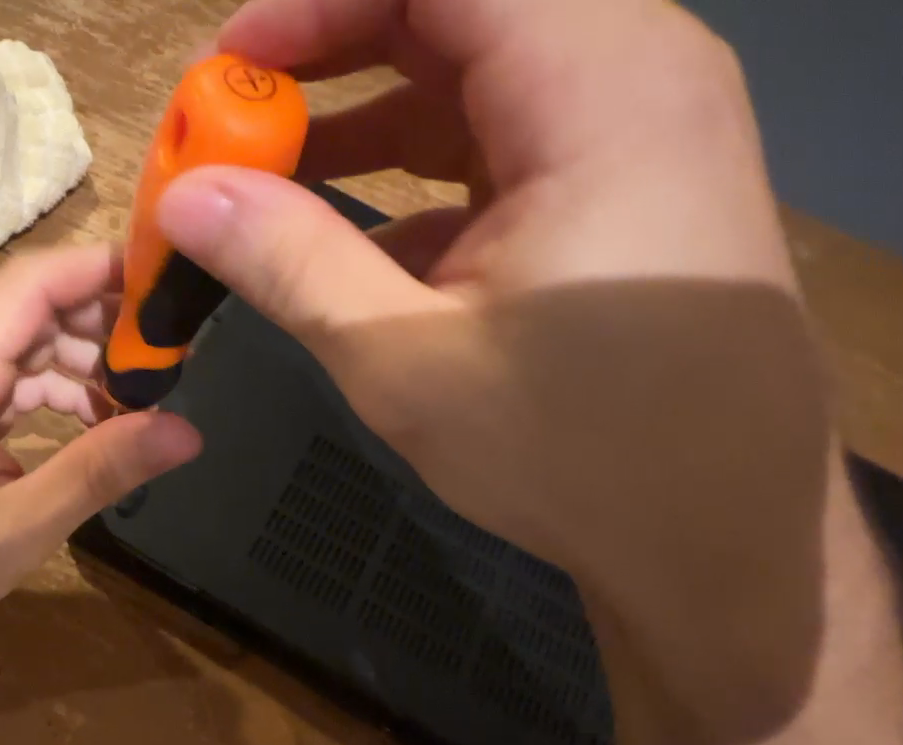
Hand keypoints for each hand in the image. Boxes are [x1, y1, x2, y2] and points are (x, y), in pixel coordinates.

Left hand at [0, 244, 201, 649]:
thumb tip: (187, 432)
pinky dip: (66, 386)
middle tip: (174, 356)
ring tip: (148, 394)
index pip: (32, 284)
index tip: (172, 286)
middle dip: (108, 321)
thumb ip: (99, 472)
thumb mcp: (20, 527)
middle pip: (37, 303)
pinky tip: (105, 418)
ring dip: (92, 357)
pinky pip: (21, 371)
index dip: (102, 270)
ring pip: (33, 335)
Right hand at [166, 0, 839, 714]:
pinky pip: (501, 148)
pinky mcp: (619, 197)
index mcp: (596, 85)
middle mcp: (630, 78)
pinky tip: (353, 240)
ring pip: (476, 82)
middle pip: (459, 13)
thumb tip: (182, 200)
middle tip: (235, 121)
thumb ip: (287, 261)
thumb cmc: (572, 446)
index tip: (227, 68)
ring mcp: (632, 138)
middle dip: (332, 55)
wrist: (720, 534)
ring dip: (366, 121)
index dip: (319, 4)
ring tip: (270, 176)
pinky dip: (416, 177)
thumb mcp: (403, 358)